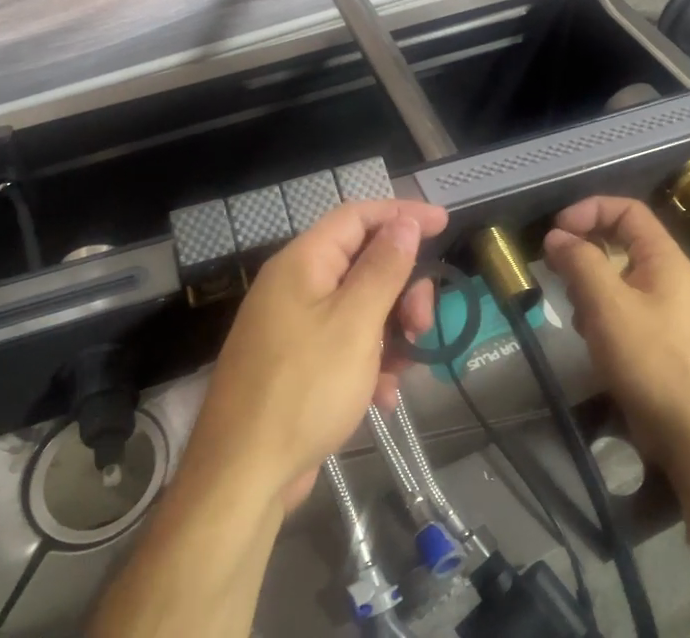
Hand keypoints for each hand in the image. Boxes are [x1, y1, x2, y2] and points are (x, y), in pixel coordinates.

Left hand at [181, 199, 447, 511]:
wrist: (244, 473)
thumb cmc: (303, 389)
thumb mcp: (354, 324)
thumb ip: (383, 269)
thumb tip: (404, 223)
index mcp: (302, 264)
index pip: (356, 216)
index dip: (401, 215)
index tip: (444, 223)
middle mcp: (295, 288)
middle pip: (363, 265)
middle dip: (402, 291)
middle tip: (424, 324)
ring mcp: (294, 329)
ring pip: (360, 311)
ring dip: (391, 335)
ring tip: (403, 371)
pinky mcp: (298, 367)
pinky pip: (345, 349)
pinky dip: (370, 367)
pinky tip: (383, 399)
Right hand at [543, 196, 689, 471]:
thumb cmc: (653, 361)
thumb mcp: (608, 306)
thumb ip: (580, 263)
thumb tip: (556, 235)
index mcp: (665, 259)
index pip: (627, 211)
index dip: (589, 211)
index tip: (556, 232)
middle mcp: (669, 278)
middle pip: (620, 244)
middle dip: (584, 256)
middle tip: (558, 277)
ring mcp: (666, 312)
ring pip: (617, 281)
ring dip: (590, 291)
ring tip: (579, 317)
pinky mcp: (659, 342)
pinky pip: (623, 313)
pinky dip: (601, 319)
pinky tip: (594, 343)